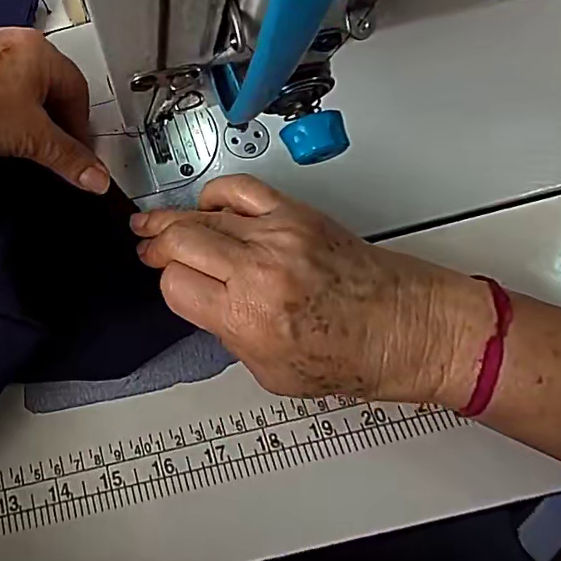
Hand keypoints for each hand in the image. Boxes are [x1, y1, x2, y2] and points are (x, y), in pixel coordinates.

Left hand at [0, 27, 110, 193]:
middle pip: (51, 87)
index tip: (79, 153)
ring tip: (20, 143)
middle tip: (55, 151)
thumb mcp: (30, 138)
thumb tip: (94, 175)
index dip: (82, 128)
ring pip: (21, 89)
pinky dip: (1, 112)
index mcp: (39, 49)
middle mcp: (12, 42)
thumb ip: (69, 158)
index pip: (79, 91)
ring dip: (27, 118)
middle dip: (55, 123)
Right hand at [130, 175, 491, 404]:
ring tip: (152, 223)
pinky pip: (236, 190)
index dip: (168, 286)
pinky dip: (213, 195)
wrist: (413, 330)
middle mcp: (259, 272)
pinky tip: (205, 206)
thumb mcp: (269, 371)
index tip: (172, 286)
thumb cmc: (355, 356)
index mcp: (248, 318)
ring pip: (198, 214)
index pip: (174, 285)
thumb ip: (224, 331)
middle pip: (177, 240)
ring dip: (168, 219)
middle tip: (147, 248)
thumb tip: (198, 297)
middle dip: (155, 246)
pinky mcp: (297, 216)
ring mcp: (278, 237)